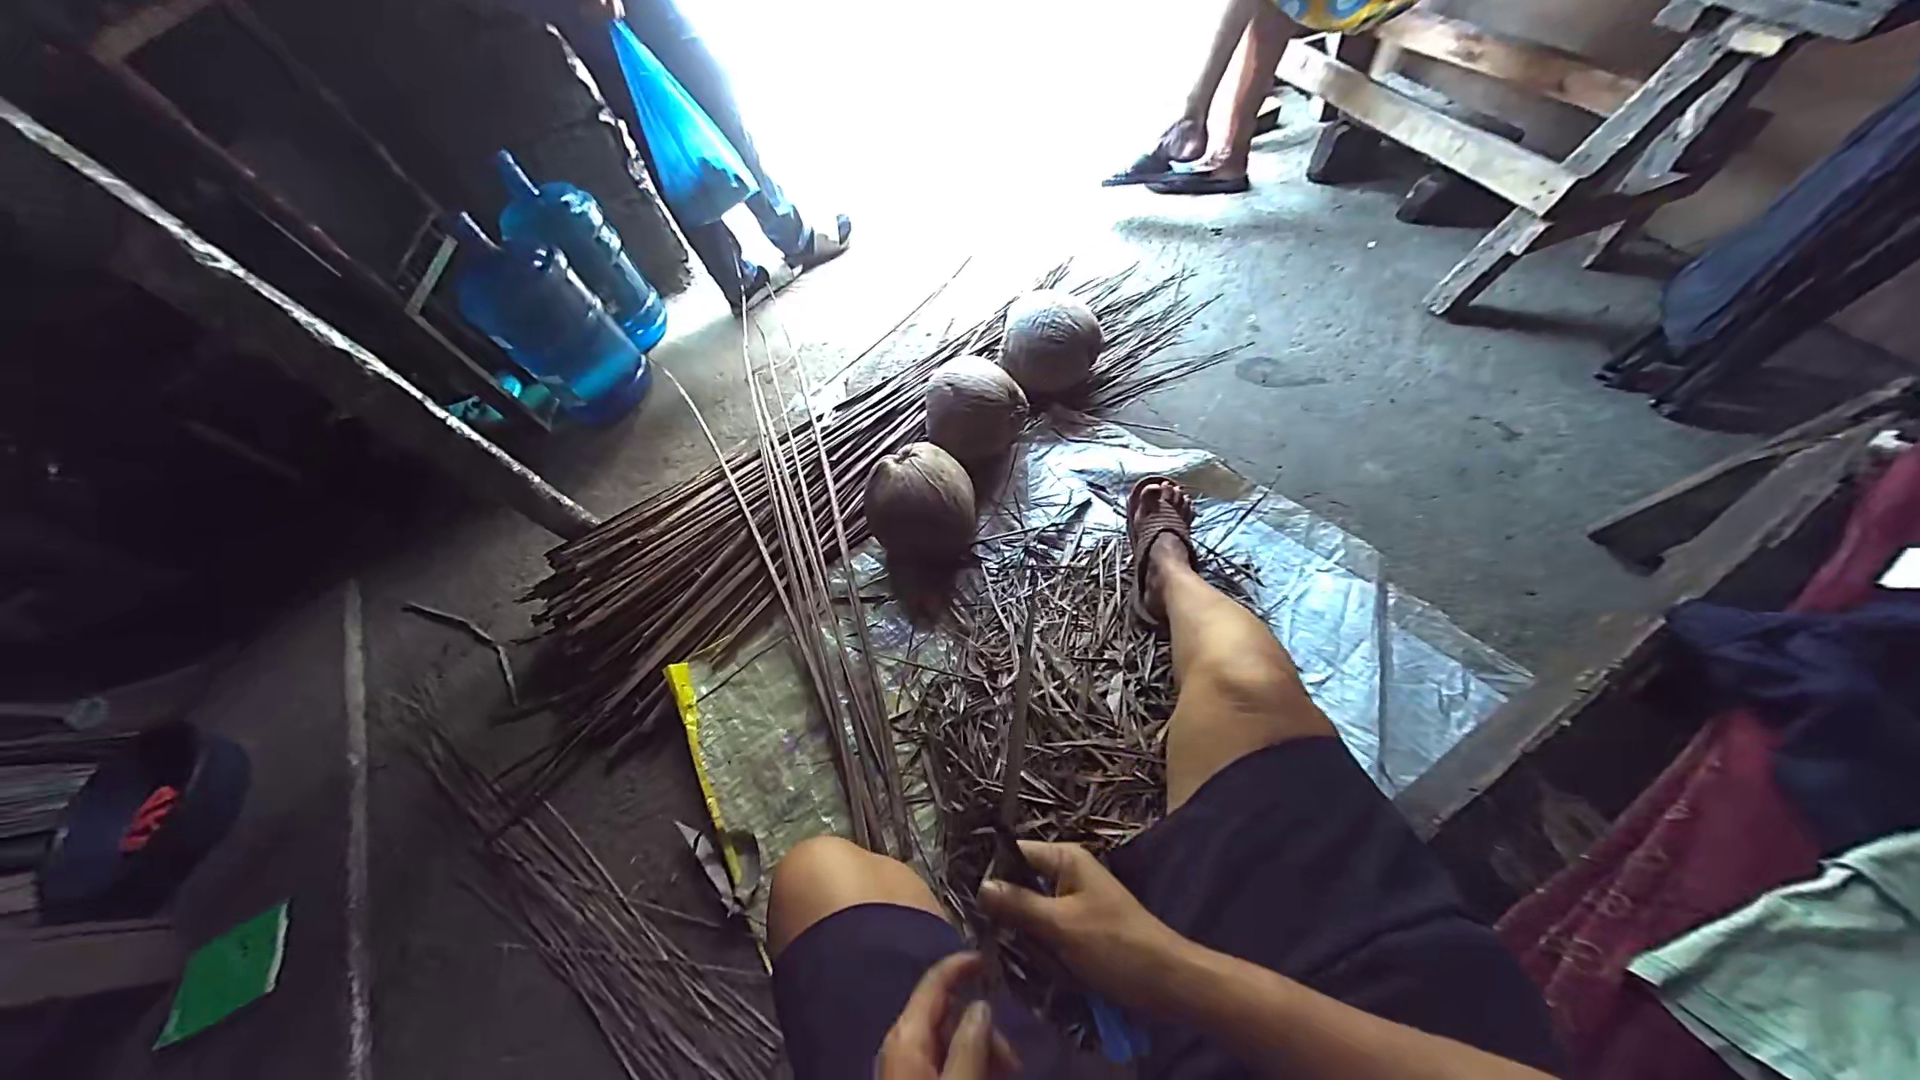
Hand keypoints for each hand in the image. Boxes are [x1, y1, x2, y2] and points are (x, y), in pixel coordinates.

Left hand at [877, 953, 1021, 1078]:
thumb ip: (970, 1044)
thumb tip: (982, 1004)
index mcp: (907, 1034)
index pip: (934, 979)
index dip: (962, 963)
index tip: (990, 958)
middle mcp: (902, 1041)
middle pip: (947, 1011)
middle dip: (982, 1026)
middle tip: (1011, 1061)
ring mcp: (904, 1065)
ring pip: (948, 1037)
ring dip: (979, 1048)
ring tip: (1004, 1071)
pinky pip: (943, 1060)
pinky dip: (967, 1063)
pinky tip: (985, 1075)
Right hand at [978, 841, 1188, 1011]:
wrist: (1168, 984)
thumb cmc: (1116, 947)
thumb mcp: (1061, 926)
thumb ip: (1019, 905)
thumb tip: (980, 886)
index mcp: (1065, 859)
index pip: (1015, 853)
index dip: (992, 874)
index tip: (970, 902)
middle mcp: (1067, 872)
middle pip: (1020, 884)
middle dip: (1011, 913)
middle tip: (998, 938)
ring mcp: (1073, 901)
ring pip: (1031, 913)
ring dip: (1027, 937)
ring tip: (1025, 956)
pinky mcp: (1078, 928)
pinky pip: (1046, 932)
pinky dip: (1042, 949)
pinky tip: (1042, 966)